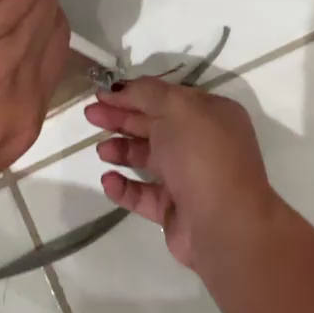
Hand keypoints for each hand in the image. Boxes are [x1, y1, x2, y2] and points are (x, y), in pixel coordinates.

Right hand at [83, 77, 282, 270]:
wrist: (223, 223)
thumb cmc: (203, 156)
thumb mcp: (177, 108)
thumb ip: (146, 92)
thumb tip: (119, 88)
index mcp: (211, 115)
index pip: (168, 97)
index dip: (135, 93)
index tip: (102, 93)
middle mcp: (202, 143)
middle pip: (154, 125)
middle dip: (121, 118)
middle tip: (90, 115)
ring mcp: (189, 178)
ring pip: (148, 158)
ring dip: (122, 150)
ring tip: (101, 151)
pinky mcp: (174, 209)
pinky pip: (143, 193)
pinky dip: (124, 186)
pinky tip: (108, 181)